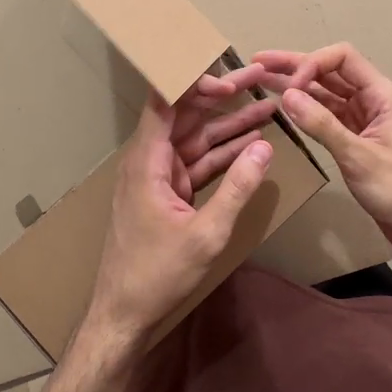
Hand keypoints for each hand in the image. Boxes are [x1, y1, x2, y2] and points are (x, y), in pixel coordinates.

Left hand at [81, 67, 277, 348]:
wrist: (123, 314)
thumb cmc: (157, 274)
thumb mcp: (206, 233)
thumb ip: (237, 188)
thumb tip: (265, 147)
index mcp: (146, 160)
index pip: (165, 102)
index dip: (196, 84)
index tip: (231, 80)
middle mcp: (149, 159)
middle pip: (186, 114)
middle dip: (223, 95)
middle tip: (260, 77)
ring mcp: (158, 175)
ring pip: (196, 137)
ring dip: (230, 123)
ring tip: (268, 104)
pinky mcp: (167, 192)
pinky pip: (198, 162)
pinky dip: (224, 153)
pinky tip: (253, 142)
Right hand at [253, 43, 391, 255]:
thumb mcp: (358, 157)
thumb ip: (322, 125)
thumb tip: (287, 95)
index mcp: (380, 95)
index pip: (342, 58)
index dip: (313, 63)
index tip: (291, 87)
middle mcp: (370, 100)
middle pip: (329, 71)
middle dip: (295, 65)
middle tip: (257, 62)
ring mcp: (360, 119)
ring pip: (324, 93)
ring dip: (296, 85)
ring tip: (260, 79)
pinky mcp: (353, 139)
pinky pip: (324, 115)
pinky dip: (304, 109)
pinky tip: (282, 107)